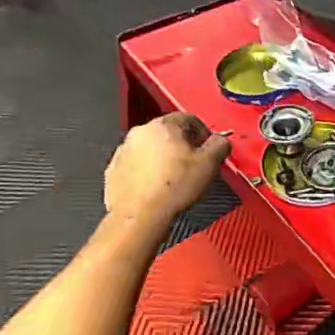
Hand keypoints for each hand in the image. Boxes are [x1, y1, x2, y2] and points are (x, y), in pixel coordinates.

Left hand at [103, 113, 230, 232]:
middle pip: (168, 132)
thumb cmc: (174, 187)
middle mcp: (140, 133)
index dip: (203, 133)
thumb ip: (220, 145)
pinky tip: (157, 187)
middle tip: (194, 164)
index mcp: (164, 125)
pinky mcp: (113, 171)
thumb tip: (220, 141)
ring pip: (150, 149)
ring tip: (175, 179)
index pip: (189, 118)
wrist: (139, 216)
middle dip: (182, 145)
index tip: (208, 148)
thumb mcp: (210, 163)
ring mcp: (123, 151)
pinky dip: (147, 172)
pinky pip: (136, 165)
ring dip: (163, 158)